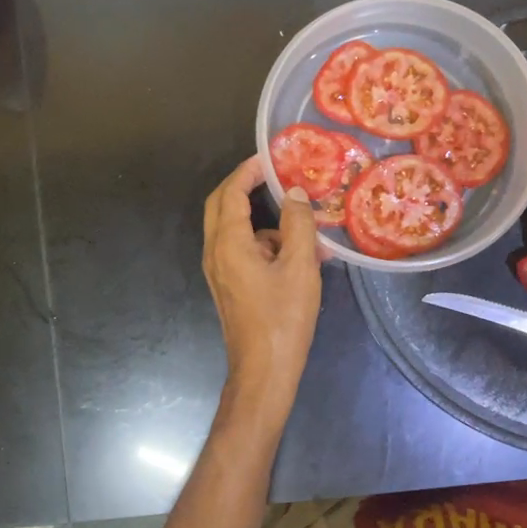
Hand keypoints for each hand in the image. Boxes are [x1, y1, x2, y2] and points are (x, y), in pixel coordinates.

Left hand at [202, 157, 322, 423]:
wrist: (264, 370)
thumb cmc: (283, 317)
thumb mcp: (299, 266)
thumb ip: (298, 225)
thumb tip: (295, 193)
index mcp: (227, 243)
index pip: (230, 193)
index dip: (247, 171)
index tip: (270, 157)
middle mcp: (215, 252)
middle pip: (223, 207)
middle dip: (245, 188)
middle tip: (274, 176)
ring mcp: (220, 271)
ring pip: (238, 232)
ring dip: (269, 225)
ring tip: (310, 233)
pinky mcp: (230, 286)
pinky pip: (245, 253)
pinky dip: (269, 247)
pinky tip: (304, 259)